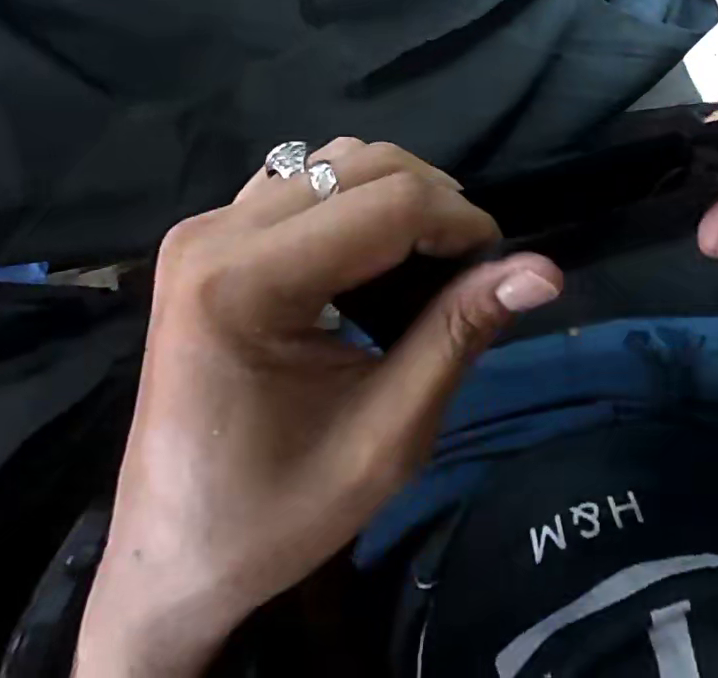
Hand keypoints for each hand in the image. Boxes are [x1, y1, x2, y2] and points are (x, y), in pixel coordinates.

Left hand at [76, 140, 562, 677]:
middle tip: (468, 272)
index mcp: (244, 284)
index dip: (464, 223)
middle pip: (368, 164)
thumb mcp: (390, 434)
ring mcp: (207, 228)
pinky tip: (370, 257)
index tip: (497, 270)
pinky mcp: (211, 236)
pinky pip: (307, 179)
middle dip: (439, 206)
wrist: (172, 557)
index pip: (392, 202)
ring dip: (402, 198)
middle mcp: (217, 234)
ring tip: (424, 264)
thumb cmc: (278, 511)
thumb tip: (545, 271)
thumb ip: (462, 333)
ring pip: (341, 160)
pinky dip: (360, 201)